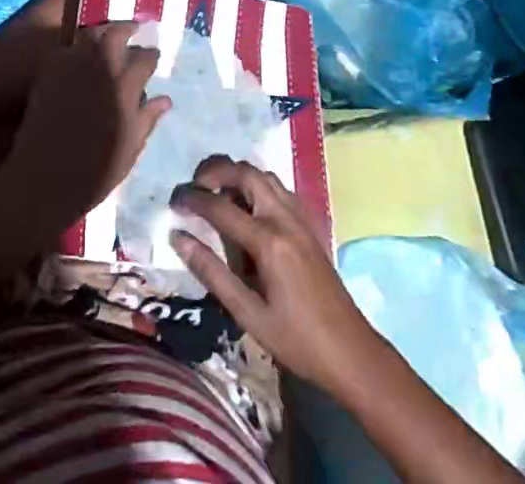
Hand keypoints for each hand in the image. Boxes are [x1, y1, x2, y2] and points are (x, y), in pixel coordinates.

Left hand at [0, 22, 170, 240]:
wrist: (44, 178)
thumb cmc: (94, 173)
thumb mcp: (130, 149)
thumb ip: (147, 119)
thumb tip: (165, 99)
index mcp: (125, 89)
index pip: (144, 59)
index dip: (151, 55)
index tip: (154, 55)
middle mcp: (100, 70)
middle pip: (116, 35)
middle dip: (127, 28)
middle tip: (133, 29)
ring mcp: (71, 68)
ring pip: (90, 35)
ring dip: (102, 31)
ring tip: (108, 36)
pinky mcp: (47, 73)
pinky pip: (66, 48)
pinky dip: (76, 44)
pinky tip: (80, 51)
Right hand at [170, 156, 385, 395]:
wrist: (352, 352)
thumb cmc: (296, 340)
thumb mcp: (247, 313)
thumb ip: (211, 272)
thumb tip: (178, 238)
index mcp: (269, 242)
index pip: (221, 206)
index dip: (192, 199)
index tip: (172, 202)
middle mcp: (285, 220)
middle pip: (247, 173)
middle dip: (215, 171)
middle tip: (194, 187)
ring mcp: (301, 220)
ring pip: (265, 176)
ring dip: (238, 175)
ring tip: (215, 193)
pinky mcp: (309, 226)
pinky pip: (279, 190)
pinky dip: (257, 185)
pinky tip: (246, 207)